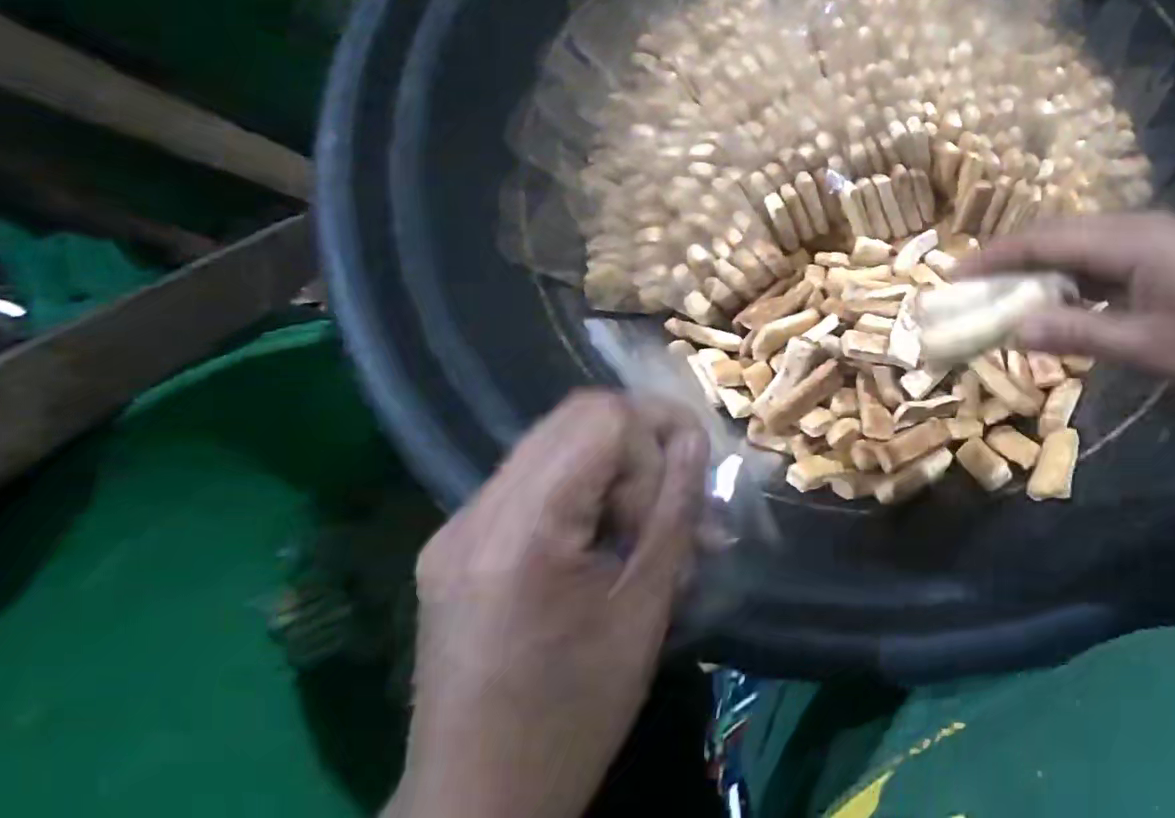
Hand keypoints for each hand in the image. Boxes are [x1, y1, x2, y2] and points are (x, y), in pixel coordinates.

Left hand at [389, 390, 708, 817]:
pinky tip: (607, 541)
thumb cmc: (577, 711)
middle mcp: (475, 515)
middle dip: (640, 445)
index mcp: (521, 531)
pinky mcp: (456, 547)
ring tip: (645, 529)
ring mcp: (457, 528)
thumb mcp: (645, 606)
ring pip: (556, 443)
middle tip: (671, 502)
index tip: (686, 489)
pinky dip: (584, 490)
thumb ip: (675, 509)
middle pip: (575, 417)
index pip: (601, 418)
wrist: (479, 801)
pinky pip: (535, 480)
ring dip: (614, 468)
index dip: (659, 434)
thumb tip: (696, 440)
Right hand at [961, 213, 1174, 405]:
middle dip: (1011, 264)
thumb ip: (1078, 334)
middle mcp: (1137, 228)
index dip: (993, 257)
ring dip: (1042, 275)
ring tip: (1004, 303)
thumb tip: (1012, 327)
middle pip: (1058, 238)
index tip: (952, 276)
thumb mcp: (1150, 349)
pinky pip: (1105, 265)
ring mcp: (1156, 242)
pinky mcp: (1168, 260)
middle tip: (971, 293)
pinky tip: (1062, 308)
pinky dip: (1075, 284)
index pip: (1043, 239)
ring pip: (1080, 251)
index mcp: (1130, 240)